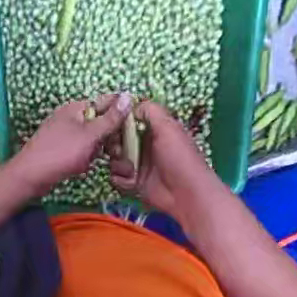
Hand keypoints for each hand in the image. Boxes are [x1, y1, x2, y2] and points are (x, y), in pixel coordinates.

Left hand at [6, 93, 130, 198]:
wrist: (30, 176)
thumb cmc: (60, 153)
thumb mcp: (90, 135)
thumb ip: (111, 118)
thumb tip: (128, 96)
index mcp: (77, 107)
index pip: (107, 102)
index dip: (122, 114)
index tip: (132, 130)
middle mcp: (71, 117)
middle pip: (101, 121)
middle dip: (109, 137)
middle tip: (113, 152)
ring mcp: (65, 133)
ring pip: (92, 138)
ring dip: (96, 150)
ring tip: (90, 160)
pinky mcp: (61, 148)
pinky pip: (81, 149)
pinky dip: (84, 158)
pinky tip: (80, 166)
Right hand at [108, 100, 220, 222]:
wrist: (185, 193)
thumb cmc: (178, 157)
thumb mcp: (168, 127)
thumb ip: (150, 111)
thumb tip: (130, 103)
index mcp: (152, 129)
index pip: (127, 121)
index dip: (117, 122)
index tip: (111, 125)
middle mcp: (143, 145)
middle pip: (116, 140)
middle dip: (113, 145)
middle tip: (118, 150)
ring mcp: (137, 164)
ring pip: (113, 159)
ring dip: (118, 164)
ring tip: (130, 170)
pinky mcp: (133, 182)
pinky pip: (116, 177)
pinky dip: (121, 179)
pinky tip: (132, 181)